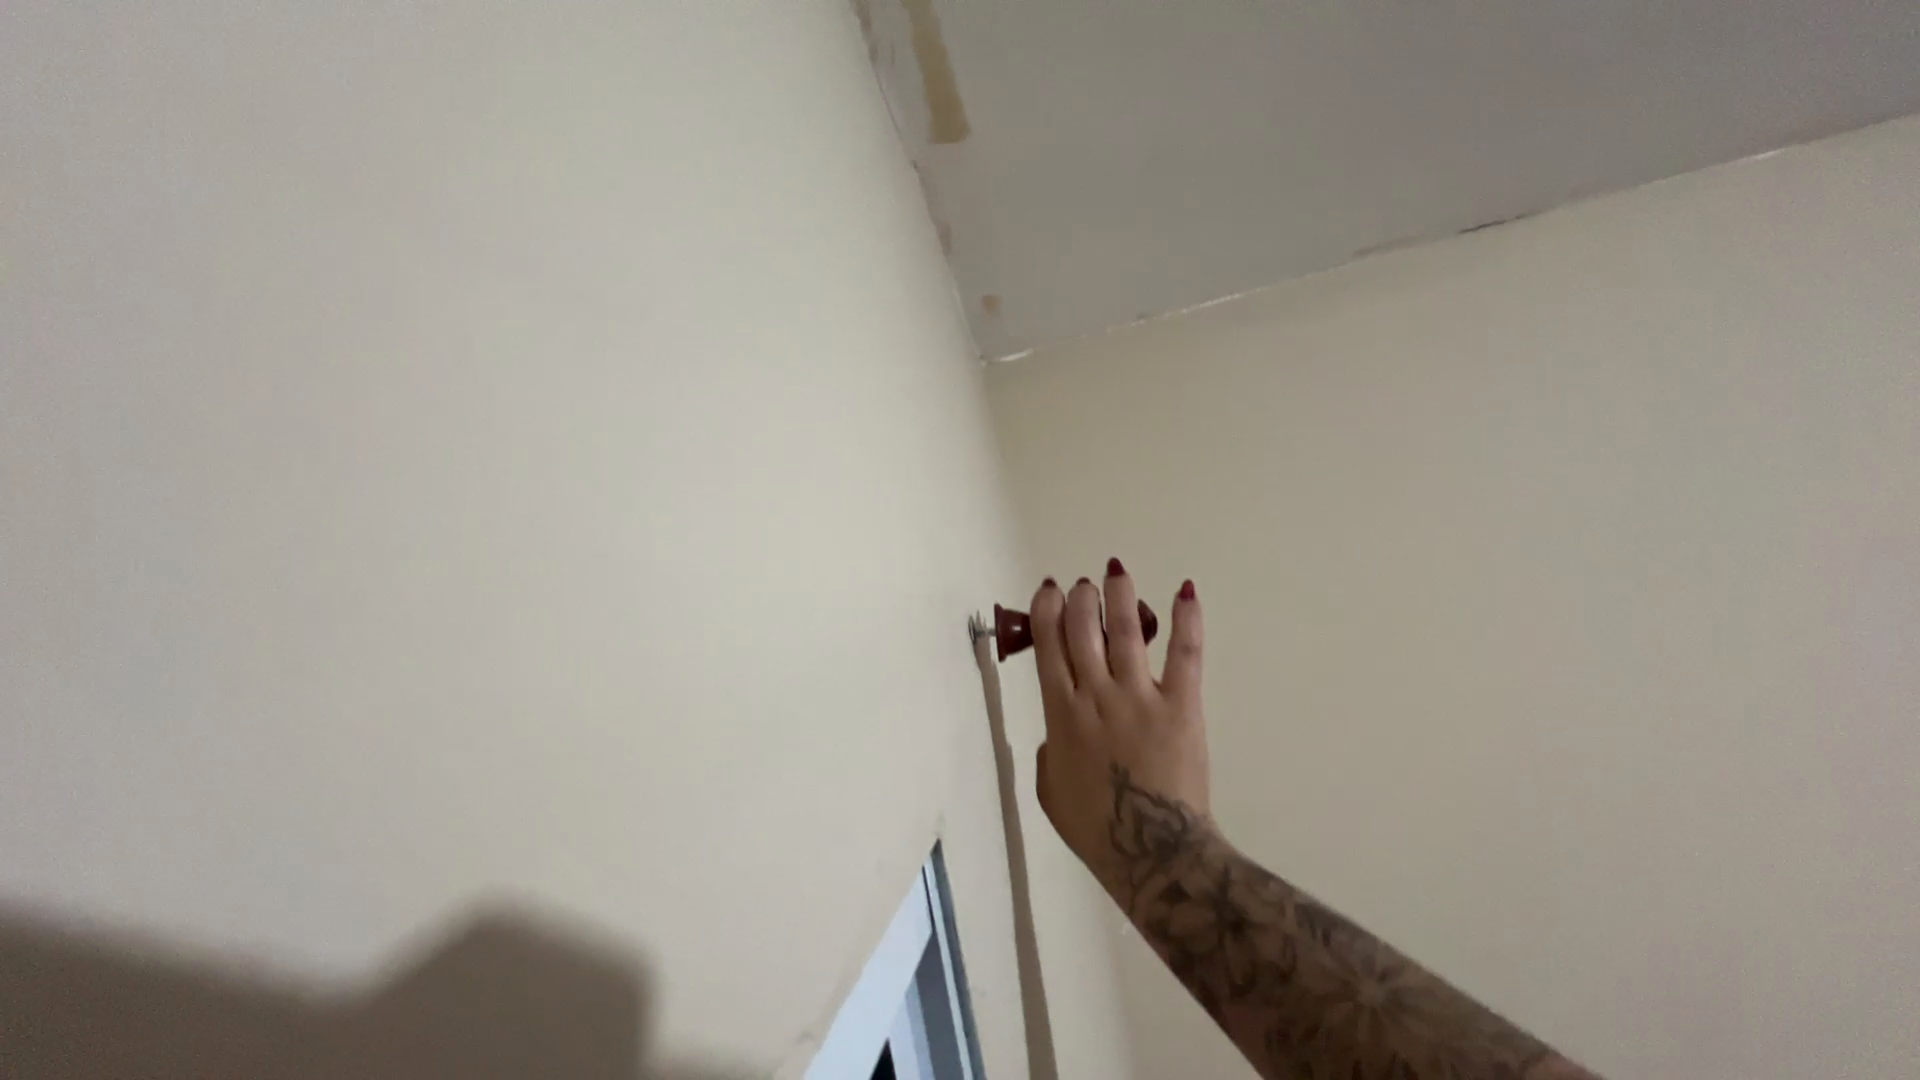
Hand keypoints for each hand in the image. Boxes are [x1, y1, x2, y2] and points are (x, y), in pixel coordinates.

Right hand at [1029, 560, 1211, 895]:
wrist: (1153, 852)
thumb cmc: (1095, 829)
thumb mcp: (1050, 791)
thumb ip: (1049, 751)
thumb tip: (1060, 729)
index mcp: (1061, 716)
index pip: (1048, 648)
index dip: (1046, 612)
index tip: (1049, 591)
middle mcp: (1095, 696)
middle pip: (1082, 631)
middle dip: (1079, 600)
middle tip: (1083, 586)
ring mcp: (1138, 697)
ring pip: (1126, 632)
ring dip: (1119, 597)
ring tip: (1116, 572)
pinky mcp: (1181, 705)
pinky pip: (1185, 654)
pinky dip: (1186, 620)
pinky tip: (1184, 590)